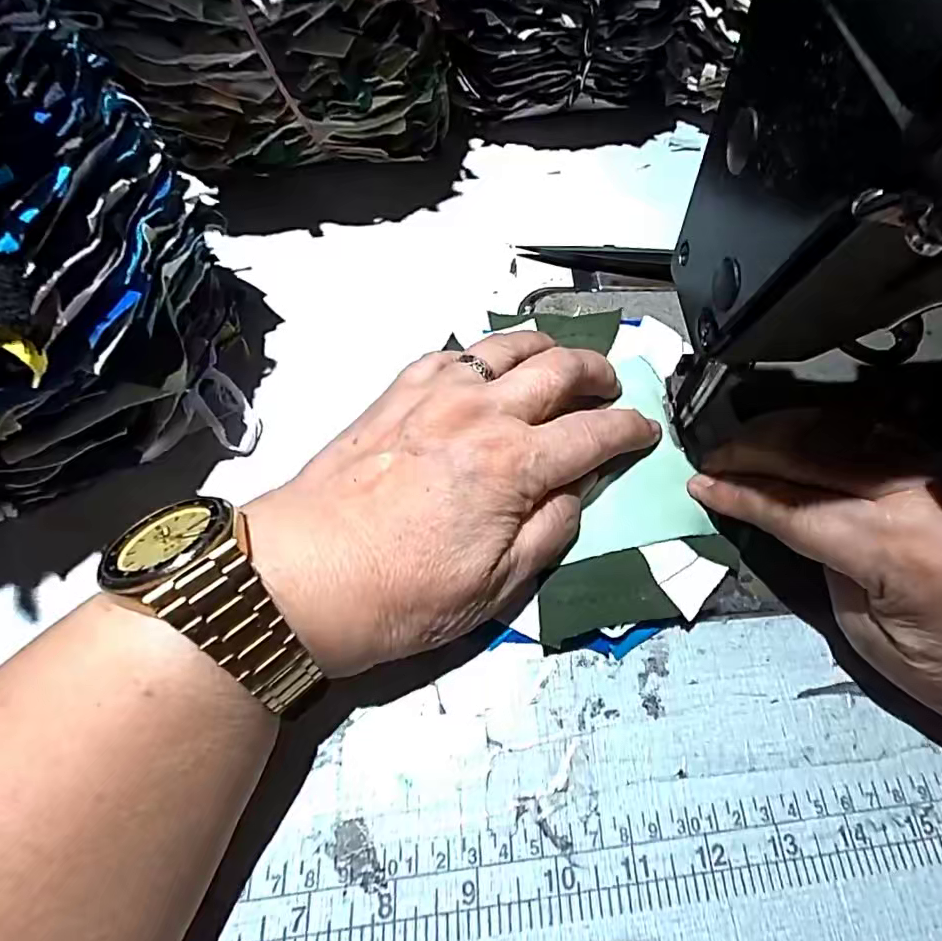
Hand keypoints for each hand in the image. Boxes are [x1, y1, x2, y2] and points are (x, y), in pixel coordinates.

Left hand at [244, 333, 659, 675]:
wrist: (295, 581)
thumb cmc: (401, 594)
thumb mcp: (499, 585)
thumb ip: (552, 528)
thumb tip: (575, 489)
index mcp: (514, 464)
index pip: (595, 433)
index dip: (630, 429)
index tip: (645, 431)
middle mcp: (482, 414)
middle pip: (561, 369)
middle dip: (599, 374)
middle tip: (611, 389)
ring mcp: (437, 395)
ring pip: (509, 346)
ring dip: (548, 349)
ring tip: (560, 363)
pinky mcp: (398, 393)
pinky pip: (454, 353)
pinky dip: (486, 354)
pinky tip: (489, 370)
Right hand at [688, 413, 941, 767]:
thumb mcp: (878, 643)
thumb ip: (832, 568)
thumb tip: (796, 521)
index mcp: (902, 550)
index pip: (798, 507)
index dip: (742, 494)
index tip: (700, 484)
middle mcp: (924, 492)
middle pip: (817, 451)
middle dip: (755, 449)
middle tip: (713, 456)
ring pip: (846, 430)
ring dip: (788, 431)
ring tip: (745, 443)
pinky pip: (877, 438)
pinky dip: (829, 434)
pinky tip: (802, 441)